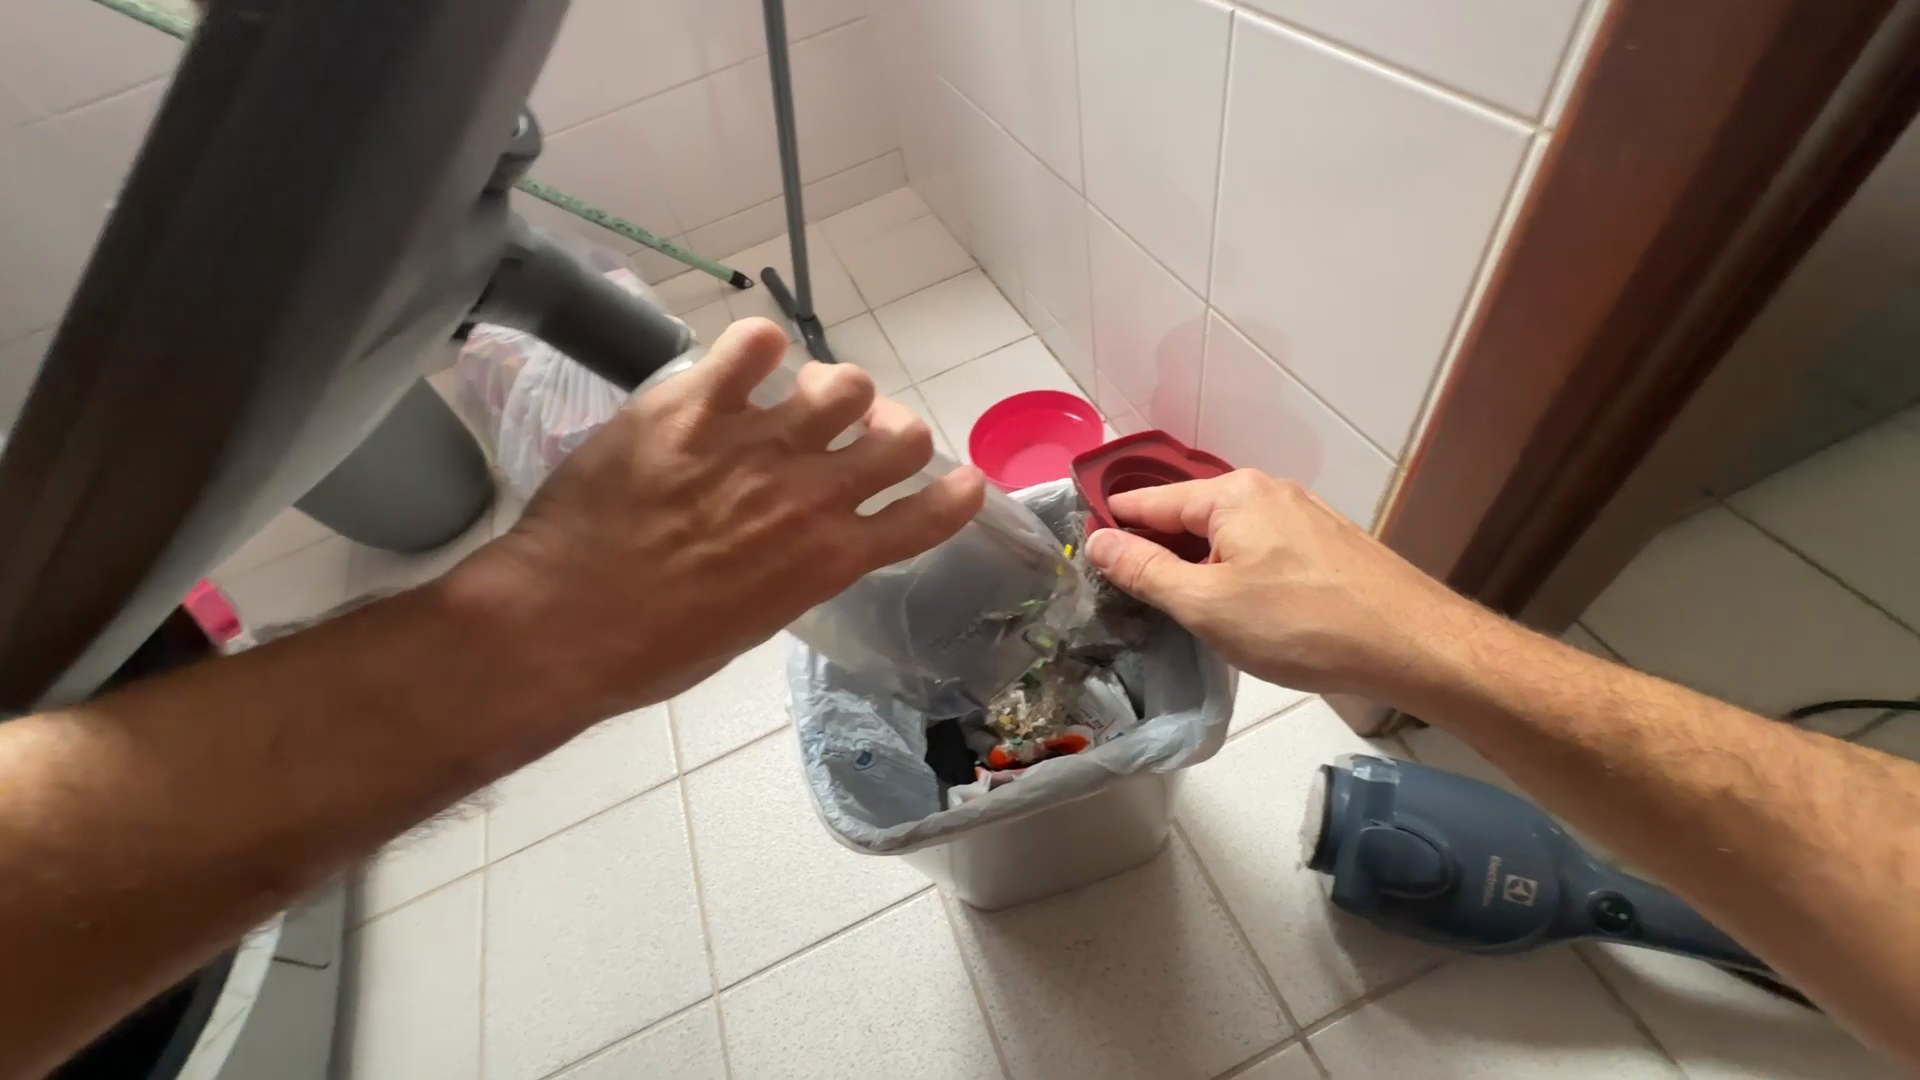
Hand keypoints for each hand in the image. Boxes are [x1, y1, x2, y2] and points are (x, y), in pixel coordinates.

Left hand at [451, 317, 984, 726]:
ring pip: (844, 384)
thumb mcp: (758, 621)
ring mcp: (755, 445)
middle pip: (903, 436)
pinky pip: (753, 345)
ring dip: (836, 393)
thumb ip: (803, 567)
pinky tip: (746, 367)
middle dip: (896, 434)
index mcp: (829, 560)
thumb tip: (814, 531)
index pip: (927, 517)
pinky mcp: (693, 408)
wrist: (561, 626)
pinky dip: (759, 349)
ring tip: (804, 401)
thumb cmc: (659, 648)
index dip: (957, 496)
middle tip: (863, 437)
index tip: (963, 483)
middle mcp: (810, 495)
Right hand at [1083, 470, 1479, 697]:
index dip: (1112, 525)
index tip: (1082, 552)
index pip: (1148, 501)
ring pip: (1224, 532)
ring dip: (1196, 562)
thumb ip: (1144, 570)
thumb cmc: (1298, 624)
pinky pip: (1257, 545)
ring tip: (1177, 603)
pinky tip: (1235, 603)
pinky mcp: (1323, 541)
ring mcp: (1300, 513)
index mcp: (1229, 494)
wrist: (1414, 646)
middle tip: (1127, 592)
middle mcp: (1264, 490)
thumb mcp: (1205, 604)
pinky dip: (1233, 567)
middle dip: (1156, 548)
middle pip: (1187, 515)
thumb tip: (1095, 541)